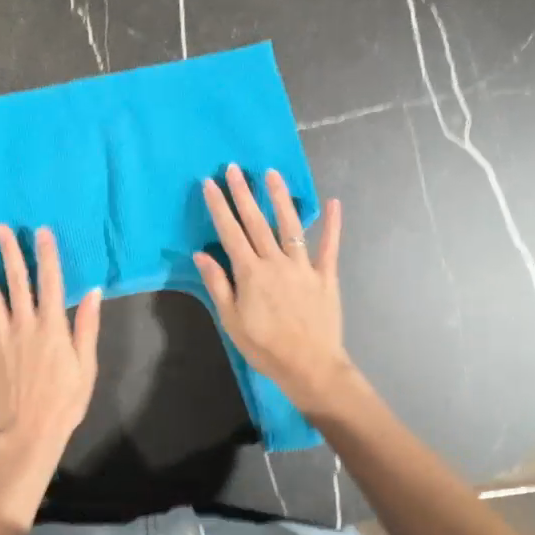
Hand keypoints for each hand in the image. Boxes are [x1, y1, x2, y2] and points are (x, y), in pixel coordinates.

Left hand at [0, 225, 101, 464]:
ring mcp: (1, 337)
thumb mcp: (87, 365)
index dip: (46, 255)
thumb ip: (87, 327)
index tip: (41, 231)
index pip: (50, 282)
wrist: (31, 432)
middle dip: (8, 252)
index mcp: (52, 327)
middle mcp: (24, 325)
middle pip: (16, 282)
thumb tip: (92, 291)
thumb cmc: (65, 401)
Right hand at [192, 165, 361, 416]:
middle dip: (243, 193)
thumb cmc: (265, 347)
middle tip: (234, 168)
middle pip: (256, 222)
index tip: (210, 184)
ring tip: (271, 174)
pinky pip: (329, 246)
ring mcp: (303, 266)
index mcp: (250, 273)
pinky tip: (333, 203)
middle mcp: (275, 262)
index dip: (220, 207)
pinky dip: (332, 224)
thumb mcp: (231, 320)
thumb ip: (218, 284)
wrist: (310, 367)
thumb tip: (202, 253)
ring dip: (280, 198)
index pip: (230, 232)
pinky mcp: (325, 276)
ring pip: (290, 226)